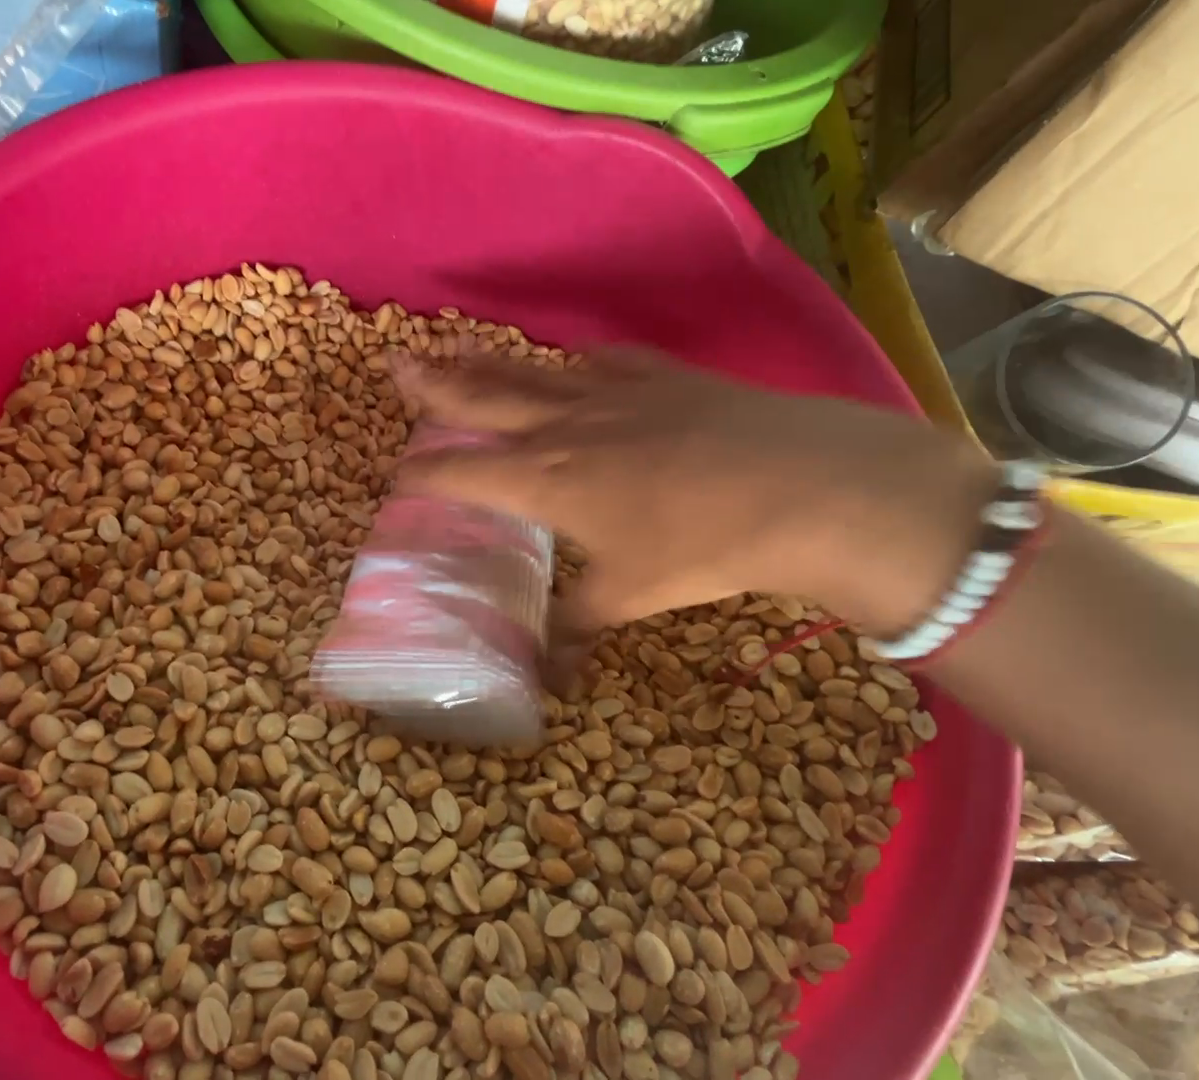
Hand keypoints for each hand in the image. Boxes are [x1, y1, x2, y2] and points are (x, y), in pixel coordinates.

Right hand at [391, 347, 997, 635]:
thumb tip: (549, 682)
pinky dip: (574, 361)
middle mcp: (563, 426)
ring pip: (531, 372)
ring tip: (454, 347)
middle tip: (394, 365)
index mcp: (544, 480)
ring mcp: (612, 393)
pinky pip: (601, 360)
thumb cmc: (701, 546)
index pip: (461, 474)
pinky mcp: (660, 376)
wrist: (804, 485)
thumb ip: (578, 628)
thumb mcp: (630, 597)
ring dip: (487, 362)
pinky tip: (570, 358)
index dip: (423, 476)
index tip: (397, 478)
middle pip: (481, 400)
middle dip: (432, 387)